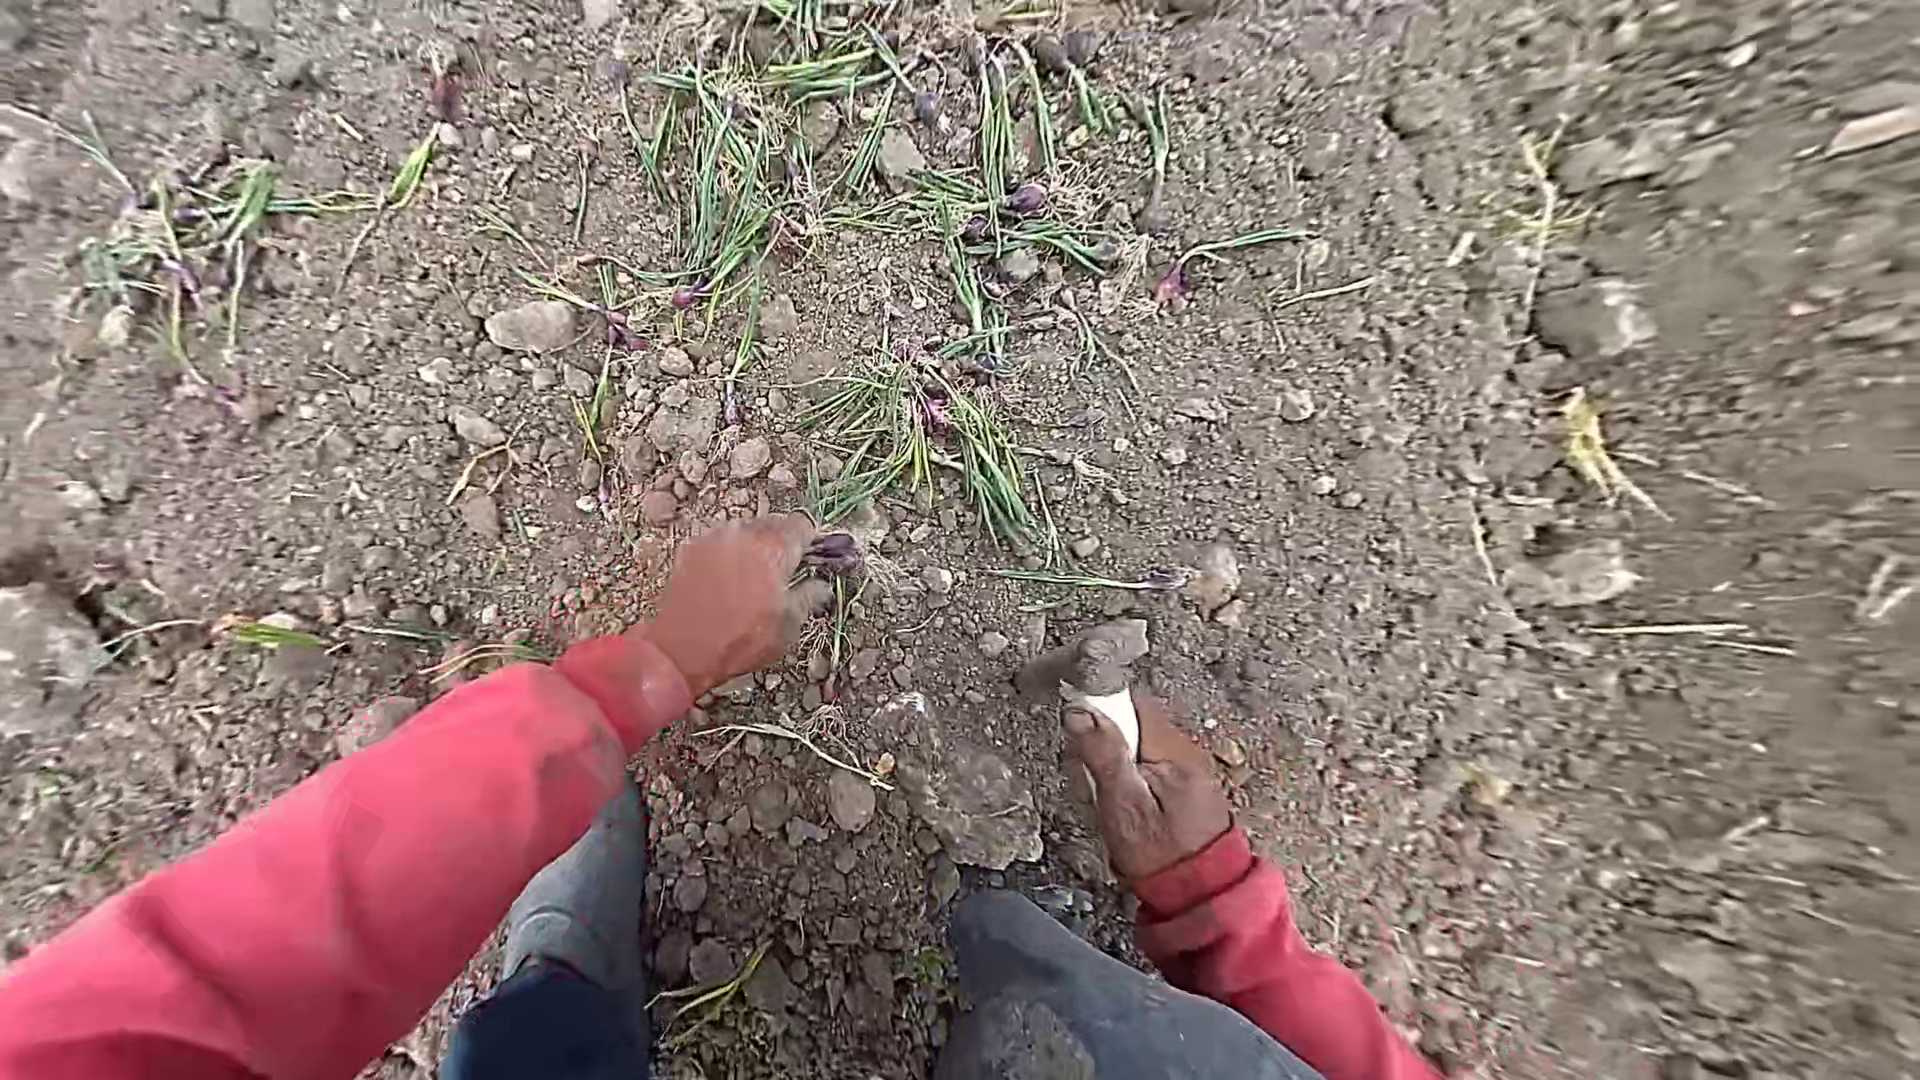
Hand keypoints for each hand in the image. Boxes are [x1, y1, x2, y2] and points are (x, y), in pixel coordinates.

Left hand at [643, 513, 830, 696]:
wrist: (679, 652)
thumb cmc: (739, 641)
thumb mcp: (788, 625)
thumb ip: (810, 596)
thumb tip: (820, 586)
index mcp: (774, 549)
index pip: (803, 525)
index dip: (811, 541)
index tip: (811, 556)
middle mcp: (744, 534)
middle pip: (774, 524)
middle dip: (782, 543)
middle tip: (784, 571)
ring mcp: (714, 539)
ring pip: (746, 531)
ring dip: (755, 547)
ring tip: (754, 577)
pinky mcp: (691, 550)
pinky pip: (721, 542)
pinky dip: (730, 554)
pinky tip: (728, 580)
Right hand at [1065, 694, 1233, 880]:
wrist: (1202, 900)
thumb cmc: (1161, 856)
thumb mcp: (1123, 805)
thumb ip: (1103, 755)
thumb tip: (1080, 712)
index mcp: (1172, 748)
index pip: (1129, 700)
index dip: (1100, 710)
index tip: (1081, 735)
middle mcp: (1184, 749)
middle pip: (1130, 722)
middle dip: (1103, 744)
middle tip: (1092, 781)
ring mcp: (1186, 766)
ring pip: (1135, 744)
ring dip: (1113, 765)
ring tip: (1107, 799)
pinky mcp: (1183, 784)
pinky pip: (1145, 764)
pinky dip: (1128, 779)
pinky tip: (1124, 806)